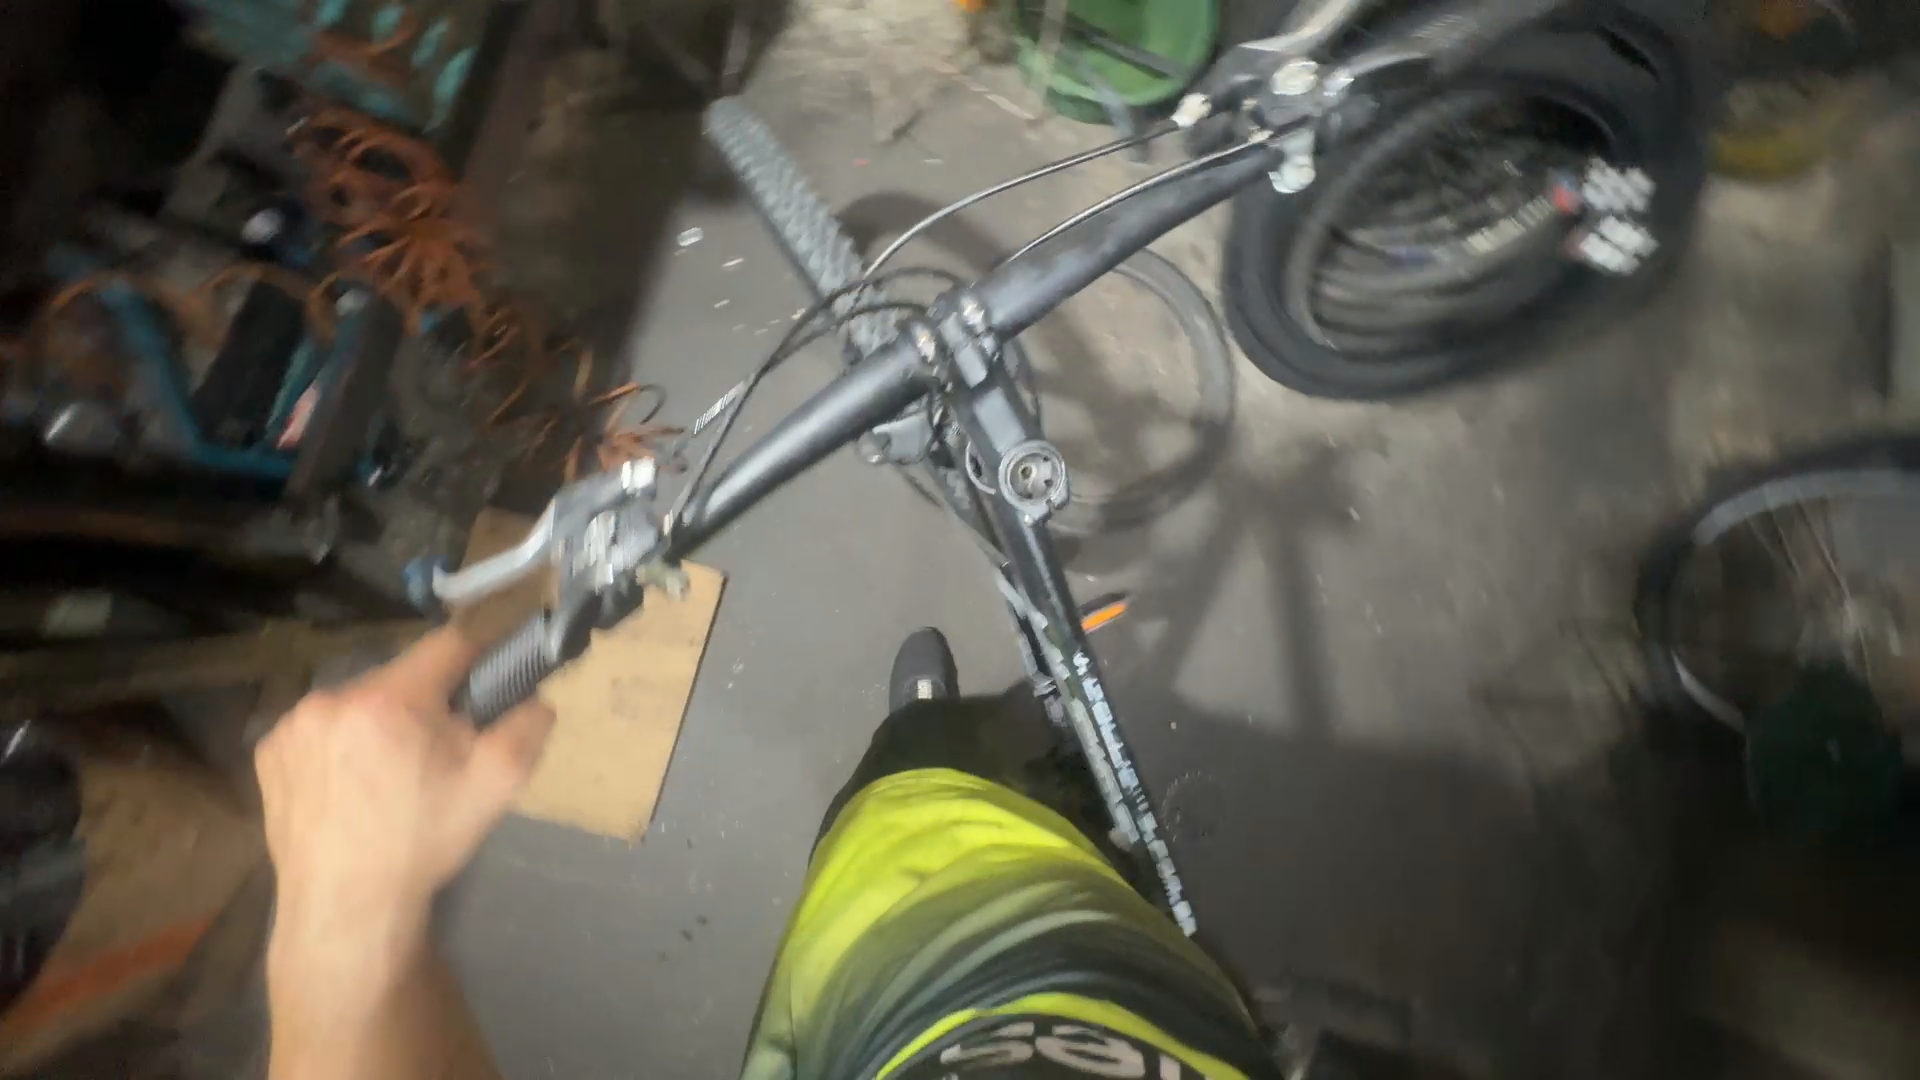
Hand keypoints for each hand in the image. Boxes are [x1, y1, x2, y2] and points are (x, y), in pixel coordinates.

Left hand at [257, 629, 555, 947]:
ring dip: (392, 715)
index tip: (506, 643)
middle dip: (436, 695)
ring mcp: (292, 726)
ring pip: (367, 698)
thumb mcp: (503, 778)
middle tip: (451, 739)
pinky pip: (330, 723)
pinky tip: (361, 777)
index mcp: (390, 701)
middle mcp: (332, 700)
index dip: (486, 638)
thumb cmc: (428, 836)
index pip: (450, 642)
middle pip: (408, 673)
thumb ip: (531, 720)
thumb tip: (530, 695)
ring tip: (403, 763)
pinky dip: (353, 736)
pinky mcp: (269, 751)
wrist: (348, 906)